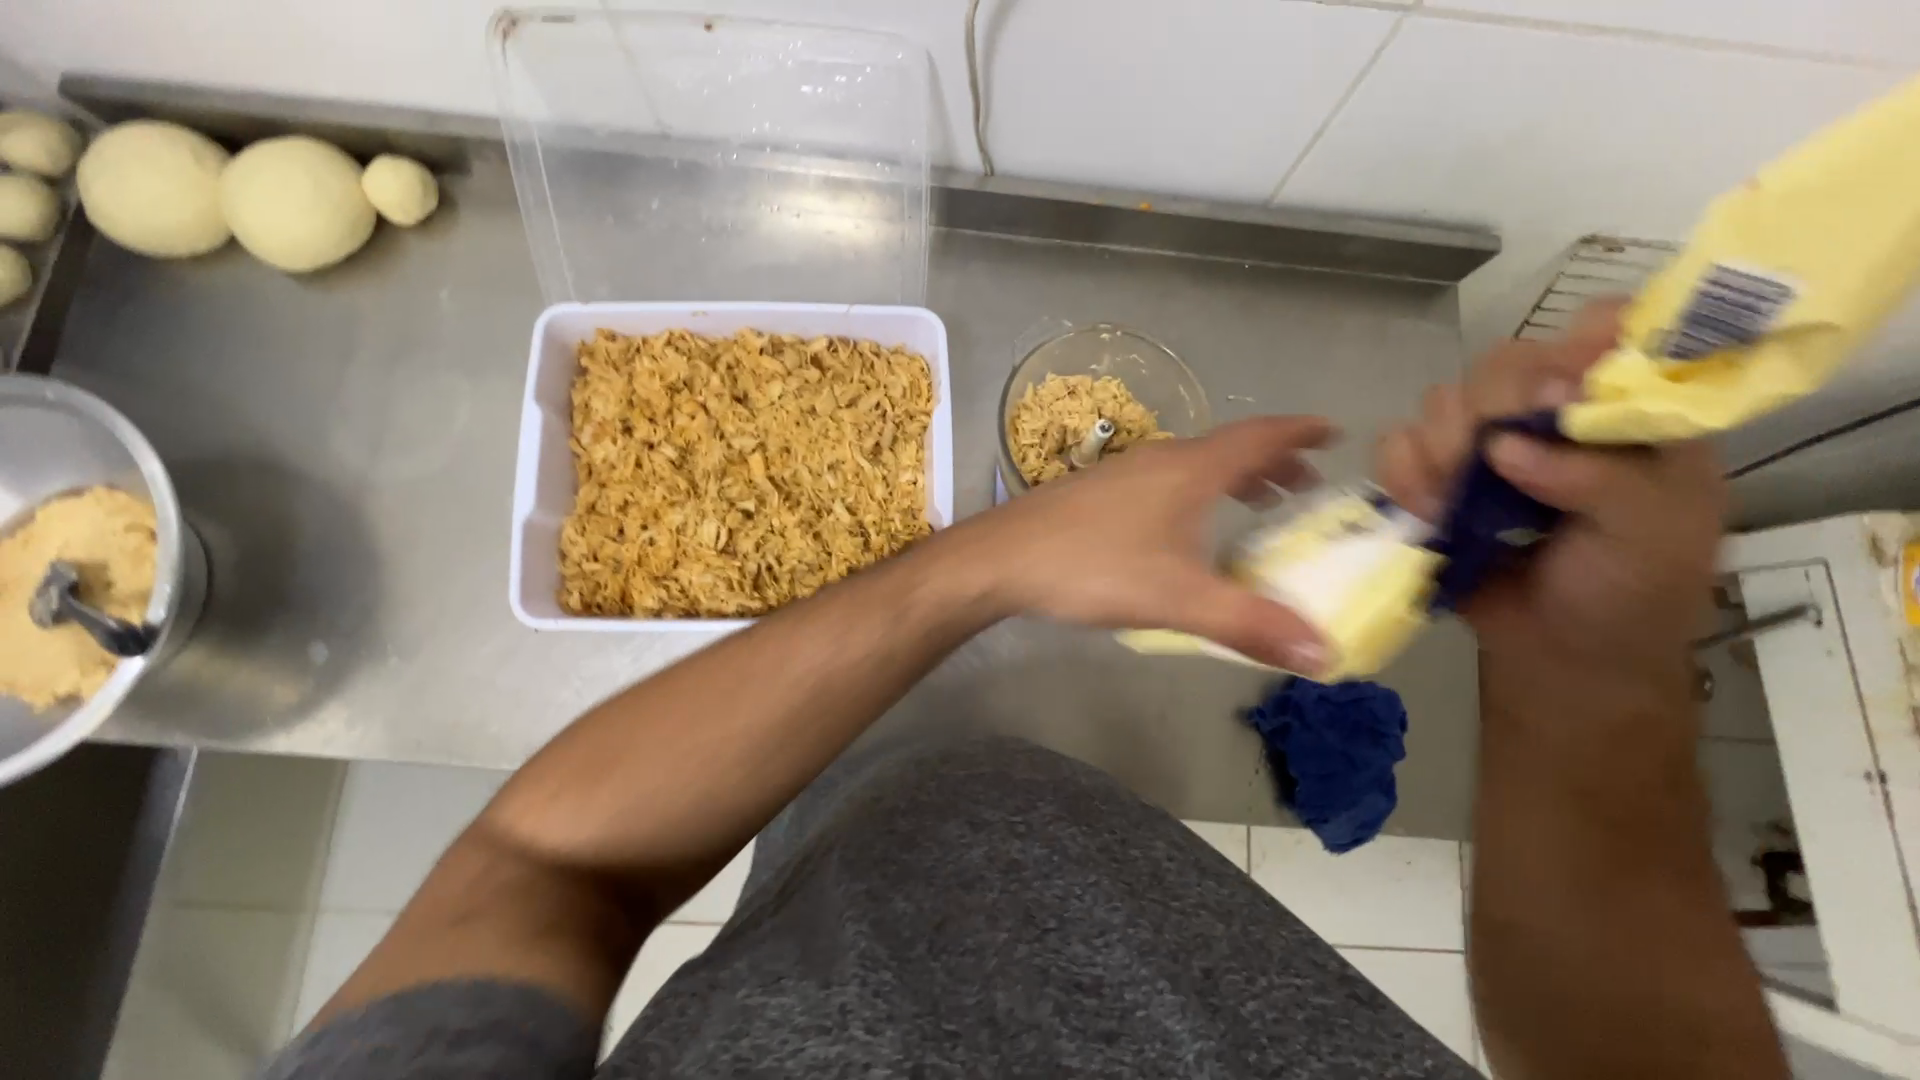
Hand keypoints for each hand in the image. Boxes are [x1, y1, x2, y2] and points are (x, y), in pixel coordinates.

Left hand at [955, 416, 1334, 672]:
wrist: (1000, 560)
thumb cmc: (1092, 568)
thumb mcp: (1177, 599)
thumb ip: (1248, 624)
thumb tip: (1324, 654)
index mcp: (1190, 470)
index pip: (1260, 436)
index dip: (1300, 431)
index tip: (1335, 432)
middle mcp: (1160, 460)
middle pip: (1229, 450)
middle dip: (1272, 463)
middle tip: (1304, 487)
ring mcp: (1124, 474)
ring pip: (1193, 466)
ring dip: (1232, 480)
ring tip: (1255, 507)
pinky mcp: (1097, 494)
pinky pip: (1165, 482)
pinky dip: (1196, 494)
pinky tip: (1184, 532)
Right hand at [1374, 301, 1725, 673]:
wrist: (1561, 654)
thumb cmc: (1630, 591)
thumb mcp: (1652, 535)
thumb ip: (1602, 479)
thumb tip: (1506, 446)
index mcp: (1627, 410)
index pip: (1605, 332)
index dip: (1575, 346)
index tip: (1554, 399)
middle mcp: (1552, 413)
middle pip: (1505, 361)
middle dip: (1490, 413)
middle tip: (1490, 466)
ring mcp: (1486, 443)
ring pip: (1442, 399)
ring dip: (1442, 451)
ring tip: (1456, 505)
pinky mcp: (1431, 476)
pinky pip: (1395, 443)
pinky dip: (1402, 475)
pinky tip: (1427, 513)